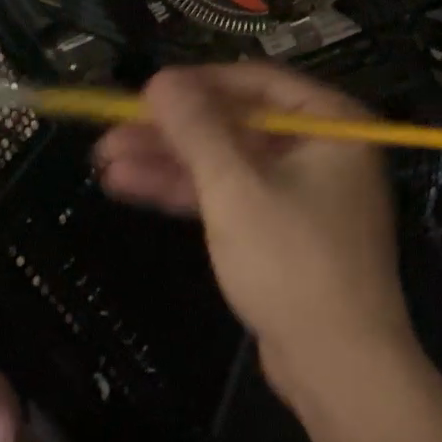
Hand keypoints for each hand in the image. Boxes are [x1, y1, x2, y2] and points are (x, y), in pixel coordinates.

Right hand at [99, 64, 441, 441]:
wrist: (337, 363)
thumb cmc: (293, 261)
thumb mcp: (237, 188)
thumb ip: (197, 130)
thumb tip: (161, 78)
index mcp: (332, 123)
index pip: (259, 81)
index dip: (199, 82)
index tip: (145, 88)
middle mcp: (323, 147)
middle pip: (240, 122)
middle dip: (175, 129)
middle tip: (110, 128)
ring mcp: (303, 190)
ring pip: (230, 162)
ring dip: (172, 160)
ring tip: (104, 156)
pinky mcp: (283, 229)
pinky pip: (234, 195)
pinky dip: (189, 192)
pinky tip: (131, 185)